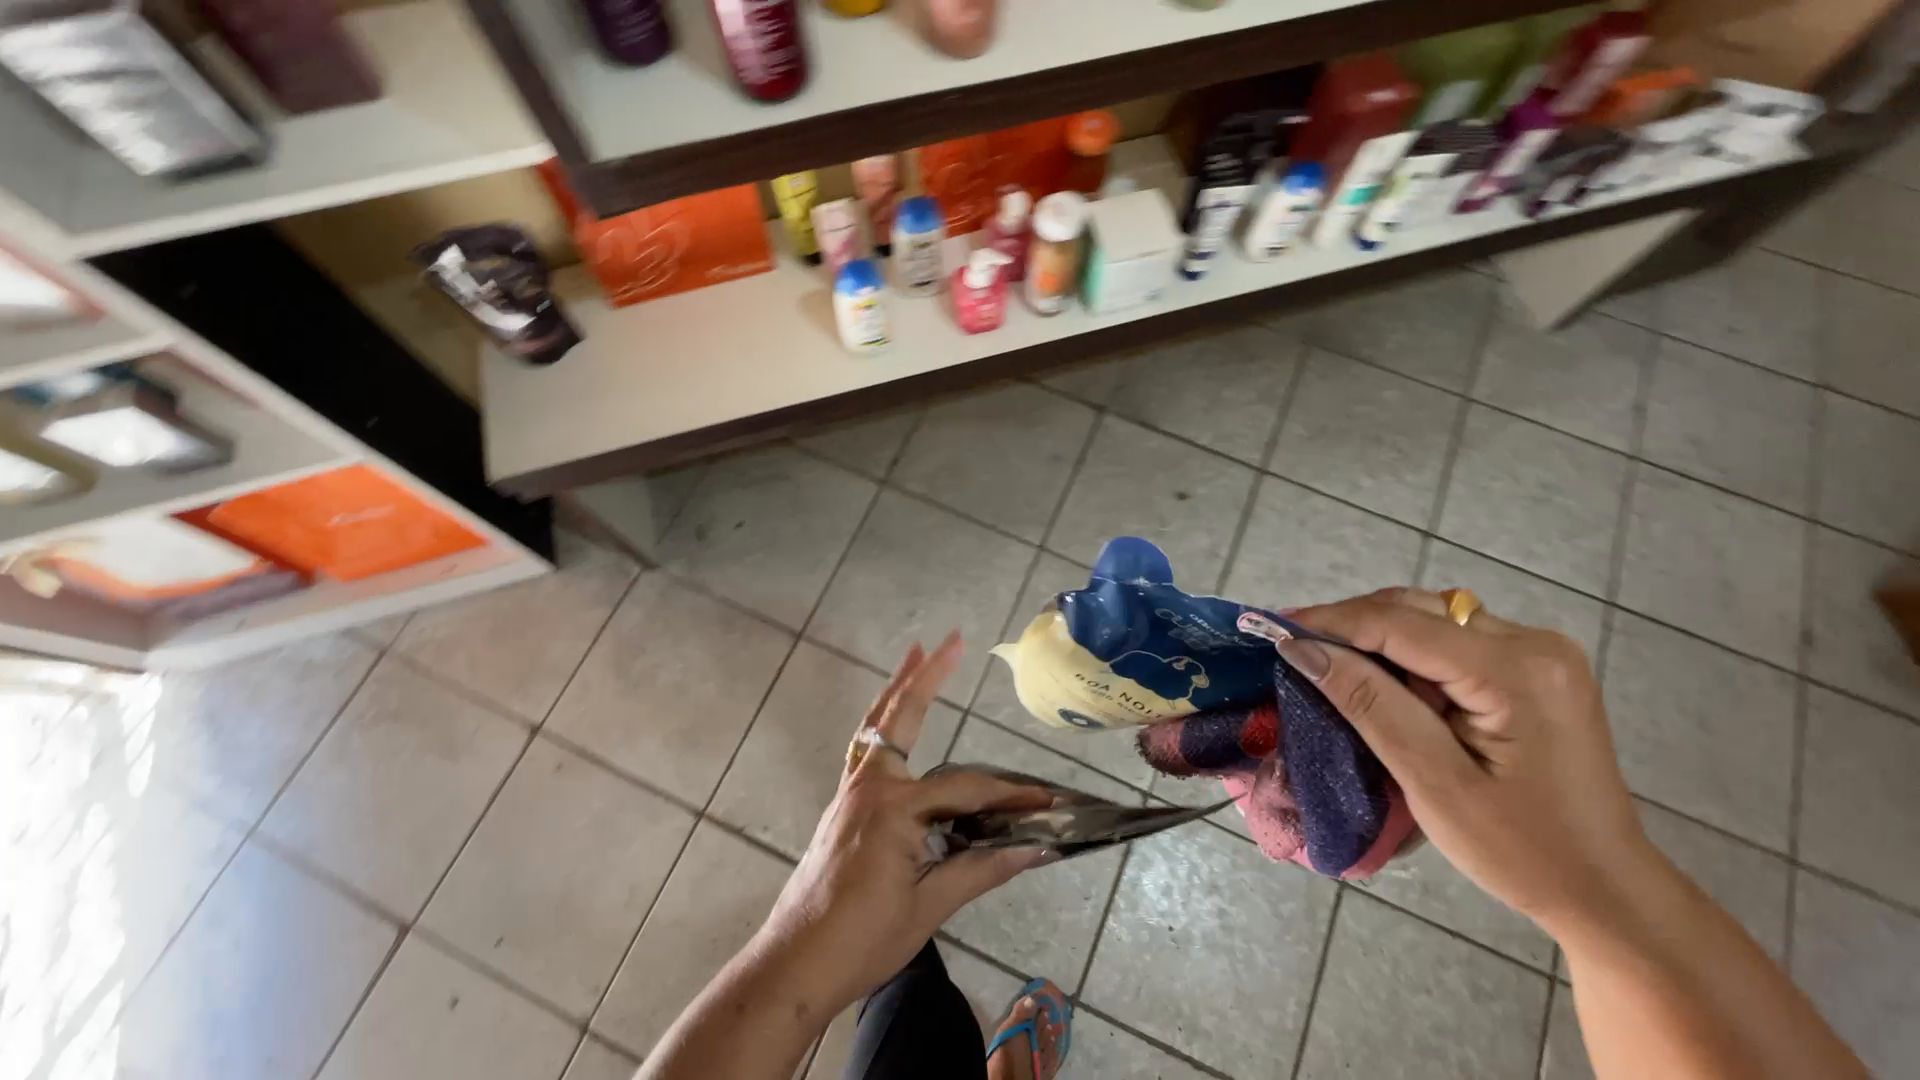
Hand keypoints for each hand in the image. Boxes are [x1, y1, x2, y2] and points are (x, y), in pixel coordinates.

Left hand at [753, 633, 1055, 1012]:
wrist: (793, 964)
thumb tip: (1040, 849)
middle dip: (927, 676)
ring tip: (916, 654)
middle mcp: (869, 787)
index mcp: (894, 808)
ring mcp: (850, 794)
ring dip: (898, 691)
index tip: (1047, 803)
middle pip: (901, 718)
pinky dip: (881, 725)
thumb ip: (984, 868)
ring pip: (876, 728)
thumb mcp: (930, 905)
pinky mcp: (842, 808)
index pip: (966, 791)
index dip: (1010, 797)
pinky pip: (865, 752)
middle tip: (950, 639)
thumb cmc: (863, 939)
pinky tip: (891, 723)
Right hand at [1277, 589, 1658, 936]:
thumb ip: (1370, 704)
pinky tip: (1379, 674)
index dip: (1332, 622)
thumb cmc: (1520, 849)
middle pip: (1420, 610)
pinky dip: (1409, 650)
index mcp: (1517, 670)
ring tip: (1325, 657)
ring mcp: (1541, 654)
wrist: (1605, 888)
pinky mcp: (1537, 669)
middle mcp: (1536, 644)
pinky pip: (1456, 640)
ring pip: (1435, 618)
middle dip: (1351, 622)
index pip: (1402, 625)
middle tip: (1292, 644)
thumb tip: (1302, 650)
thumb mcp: (1433, 780)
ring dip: (1378, 633)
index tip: (1273, 628)